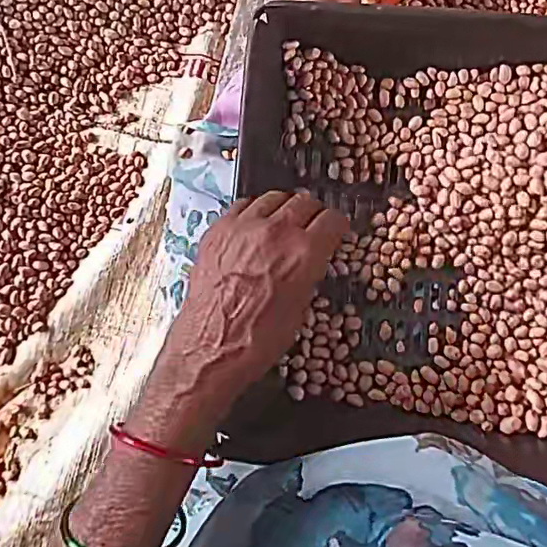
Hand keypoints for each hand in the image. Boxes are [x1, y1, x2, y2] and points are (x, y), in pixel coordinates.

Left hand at [136, 191, 348, 445]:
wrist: (210, 350)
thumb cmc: (255, 340)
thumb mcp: (300, 310)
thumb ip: (308, 274)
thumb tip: (309, 261)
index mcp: (303, 253)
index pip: (332, 219)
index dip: (337, 225)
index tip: (335, 228)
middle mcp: (275, 232)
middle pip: (304, 201)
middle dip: (313, 212)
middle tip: (312, 222)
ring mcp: (243, 227)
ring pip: (273, 197)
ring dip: (284, 206)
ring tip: (284, 218)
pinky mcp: (218, 231)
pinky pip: (242, 206)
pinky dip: (253, 211)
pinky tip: (255, 223)